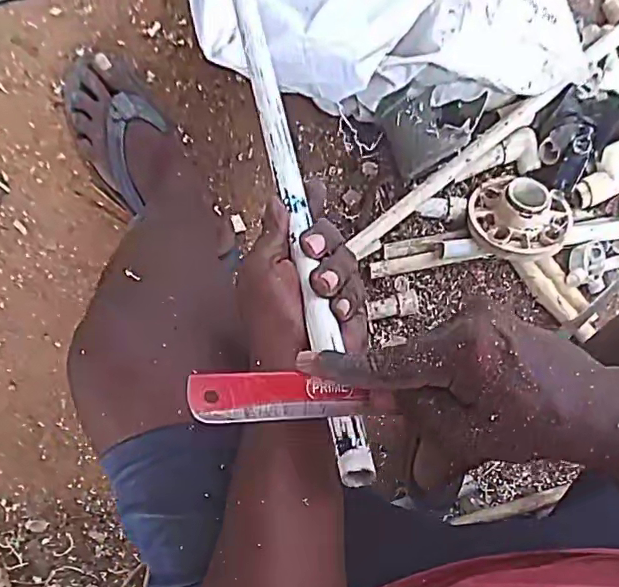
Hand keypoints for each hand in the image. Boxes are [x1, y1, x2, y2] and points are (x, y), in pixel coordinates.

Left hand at [235, 187, 367, 370]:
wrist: (288, 364)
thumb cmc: (268, 325)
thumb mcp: (259, 271)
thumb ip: (271, 235)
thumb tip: (277, 202)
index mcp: (288, 259)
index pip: (305, 221)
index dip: (311, 203)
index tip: (313, 189)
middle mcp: (313, 272)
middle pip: (333, 237)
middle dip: (324, 241)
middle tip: (311, 252)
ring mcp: (334, 293)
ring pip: (349, 262)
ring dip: (335, 274)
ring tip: (321, 291)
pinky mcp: (352, 314)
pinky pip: (360, 294)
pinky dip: (346, 302)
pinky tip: (335, 312)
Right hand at [299, 303, 618, 477]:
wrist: (595, 407)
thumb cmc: (537, 427)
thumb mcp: (467, 436)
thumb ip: (418, 410)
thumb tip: (385, 391)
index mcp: (463, 349)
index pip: (390, 363)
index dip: (347, 369)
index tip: (311, 363)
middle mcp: (469, 318)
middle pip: (410, 357)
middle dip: (402, 387)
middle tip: (409, 417)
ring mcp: (482, 311)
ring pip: (430, 352)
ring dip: (431, 381)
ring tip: (468, 409)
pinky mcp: (491, 314)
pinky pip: (450, 344)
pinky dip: (447, 369)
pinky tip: (474, 392)